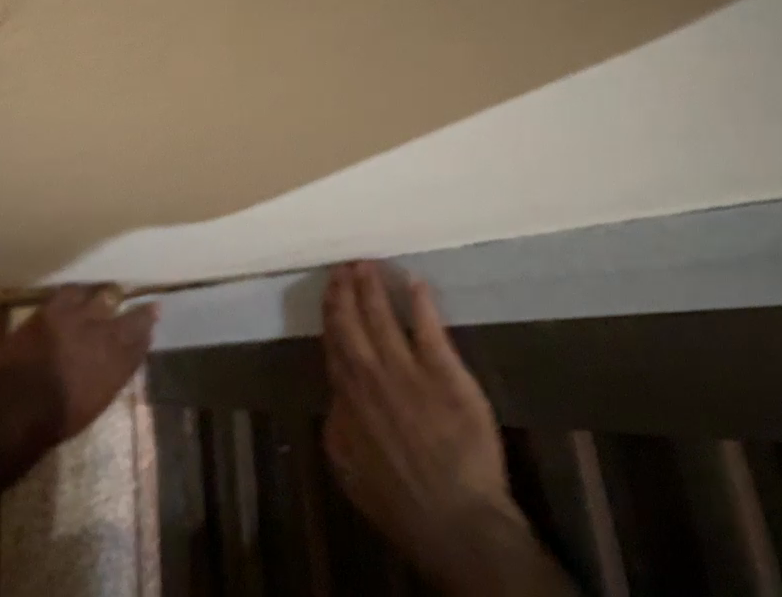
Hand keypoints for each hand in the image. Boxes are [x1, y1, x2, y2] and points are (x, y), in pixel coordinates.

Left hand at [0, 284, 157, 439]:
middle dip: (141, 312)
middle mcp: (105, 337)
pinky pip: (72, 292)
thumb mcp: (93, 403)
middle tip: (148, 306)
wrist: (17, 403)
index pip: (140, 343)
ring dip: (109, 296)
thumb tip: (116, 364)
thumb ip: (109, 378)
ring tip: (110, 294)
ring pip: (104, 296)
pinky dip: (79, 292)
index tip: (153, 325)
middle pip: (131, 318)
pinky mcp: (53, 310)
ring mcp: (80, 319)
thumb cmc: (55, 417)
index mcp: (117, 366)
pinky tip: (78, 292)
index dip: (147, 332)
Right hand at [323, 262, 576, 595]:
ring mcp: (408, 373)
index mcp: (346, 398)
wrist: (450, 517)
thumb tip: (336, 394)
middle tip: (344, 264)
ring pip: (384, 319)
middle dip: (346, 291)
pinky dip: (421, 305)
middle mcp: (370, 377)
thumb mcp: (347, 465)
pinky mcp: (446, 375)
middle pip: (353, 324)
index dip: (331, 313)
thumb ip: (338, 423)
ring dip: (373, 288)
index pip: (334, 344)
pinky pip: (430, 331)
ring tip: (367, 264)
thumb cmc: (397, 497)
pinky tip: (415, 283)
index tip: (330, 289)